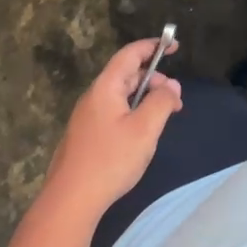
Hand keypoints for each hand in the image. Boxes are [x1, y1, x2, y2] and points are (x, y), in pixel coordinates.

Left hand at [44, 39, 182, 214]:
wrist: (71, 200)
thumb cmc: (111, 160)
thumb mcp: (145, 129)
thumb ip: (162, 102)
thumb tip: (172, 86)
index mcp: (105, 88)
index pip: (129, 54)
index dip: (152, 46)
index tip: (173, 46)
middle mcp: (93, 98)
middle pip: (125, 75)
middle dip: (153, 79)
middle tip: (175, 98)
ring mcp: (86, 118)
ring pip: (120, 96)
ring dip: (144, 98)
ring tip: (162, 117)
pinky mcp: (85, 137)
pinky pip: (113, 113)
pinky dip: (133, 112)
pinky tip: (141, 134)